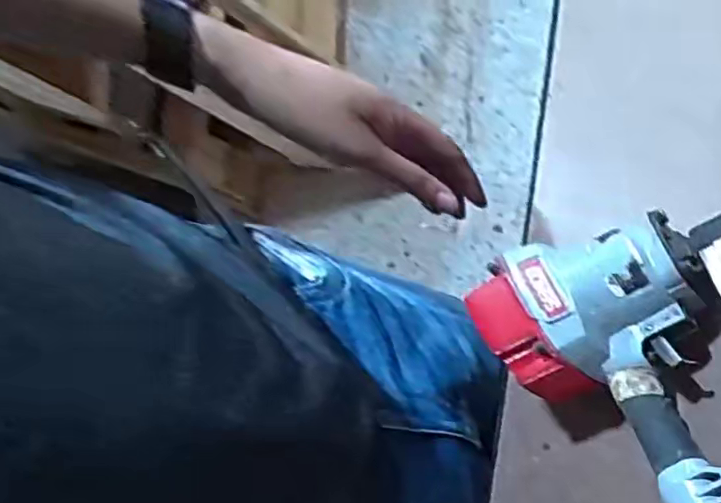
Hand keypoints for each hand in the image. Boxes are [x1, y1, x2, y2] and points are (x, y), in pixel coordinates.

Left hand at [197, 21, 486, 215]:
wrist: (240, 70)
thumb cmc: (304, 110)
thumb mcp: (362, 150)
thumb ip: (410, 178)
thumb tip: (452, 204)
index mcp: (399, 117)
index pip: (447, 150)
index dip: (466, 179)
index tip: (479, 206)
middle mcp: (390, 115)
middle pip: (433, 151)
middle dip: (452, 182)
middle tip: (460, 213)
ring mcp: (369, 116)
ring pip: (413, 152)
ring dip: (430, 179)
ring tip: (438, 206)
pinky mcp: (348, 121)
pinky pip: (392, 149)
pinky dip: (407, 171)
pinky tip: (404, 184)